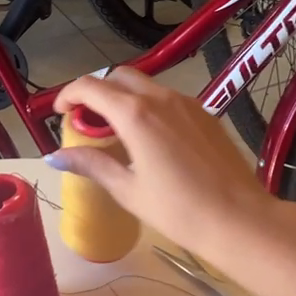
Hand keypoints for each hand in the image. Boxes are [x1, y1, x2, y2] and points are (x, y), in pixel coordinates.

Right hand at [45, 68, 289, 258]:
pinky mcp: (205, 113)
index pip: (91, 86)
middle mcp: (160, 97)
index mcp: (135, 114)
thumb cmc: (178, 210)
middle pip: (118, 77)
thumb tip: (55, 156)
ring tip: (117, 131)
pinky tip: (150, 138)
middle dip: (97, 91)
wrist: (240, 219)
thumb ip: (91, 164)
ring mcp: (187, 102)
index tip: (61, 113)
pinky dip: (148, 106)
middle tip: (87, 121)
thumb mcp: (128, 189)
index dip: (69, 95)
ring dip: (123, 97)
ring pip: (145, 85)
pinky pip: (167, 98)